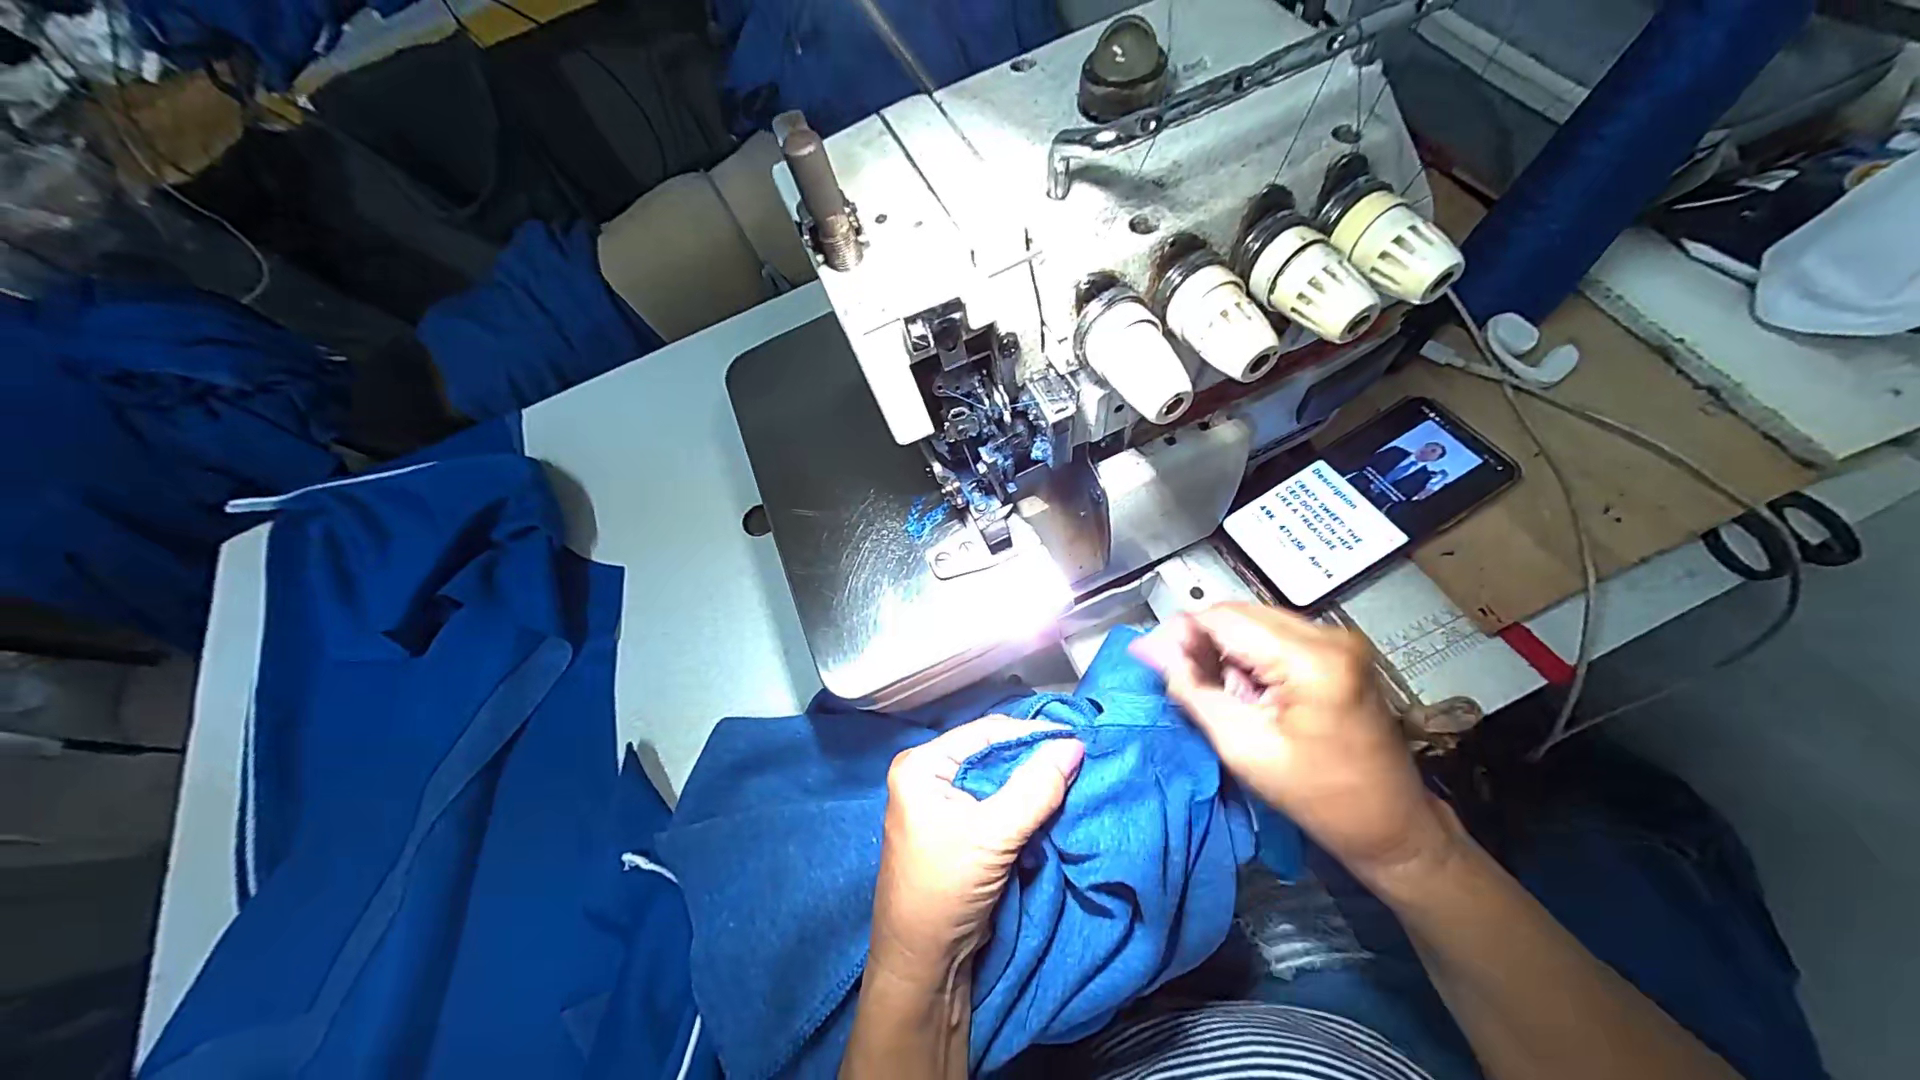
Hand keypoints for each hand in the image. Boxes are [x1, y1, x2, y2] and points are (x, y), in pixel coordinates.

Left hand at [868, 716, 1085, 990]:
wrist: (923, 964)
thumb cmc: (944, 892)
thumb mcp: (992, 836)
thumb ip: (1035, 789)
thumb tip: (1074, 745)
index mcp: (921, 765)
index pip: (984, 733)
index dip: (1031, 733)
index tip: (1075, 738)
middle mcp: (929, 775)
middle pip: (992, 752)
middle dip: (1033, 757)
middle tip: (1077, 756)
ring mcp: (943, 801)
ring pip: (999, 777)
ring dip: (1032, 780)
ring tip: (1071, 774)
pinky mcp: (960, 826)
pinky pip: (999, 800)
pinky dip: (1025, 801)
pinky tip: (1051, 800)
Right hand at [1132, 603, 1458, 889]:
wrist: (1391, 824)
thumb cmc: (1319, 797)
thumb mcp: (1242, 746)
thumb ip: (1194, 690)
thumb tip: (1155, 650)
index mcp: (1311, 658)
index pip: (1224, 618)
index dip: (1180, 632)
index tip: (1151, 657)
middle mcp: (1329, 635)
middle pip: (1239, 613)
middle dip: (1201, 640)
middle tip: (1179, 677)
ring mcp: (1338, 640)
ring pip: (1253, 622)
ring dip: (1224, 649)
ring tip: (1216, 691)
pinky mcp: (1337, 652)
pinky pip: (1274, 636)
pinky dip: (1248, 656)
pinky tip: (1244, 690)